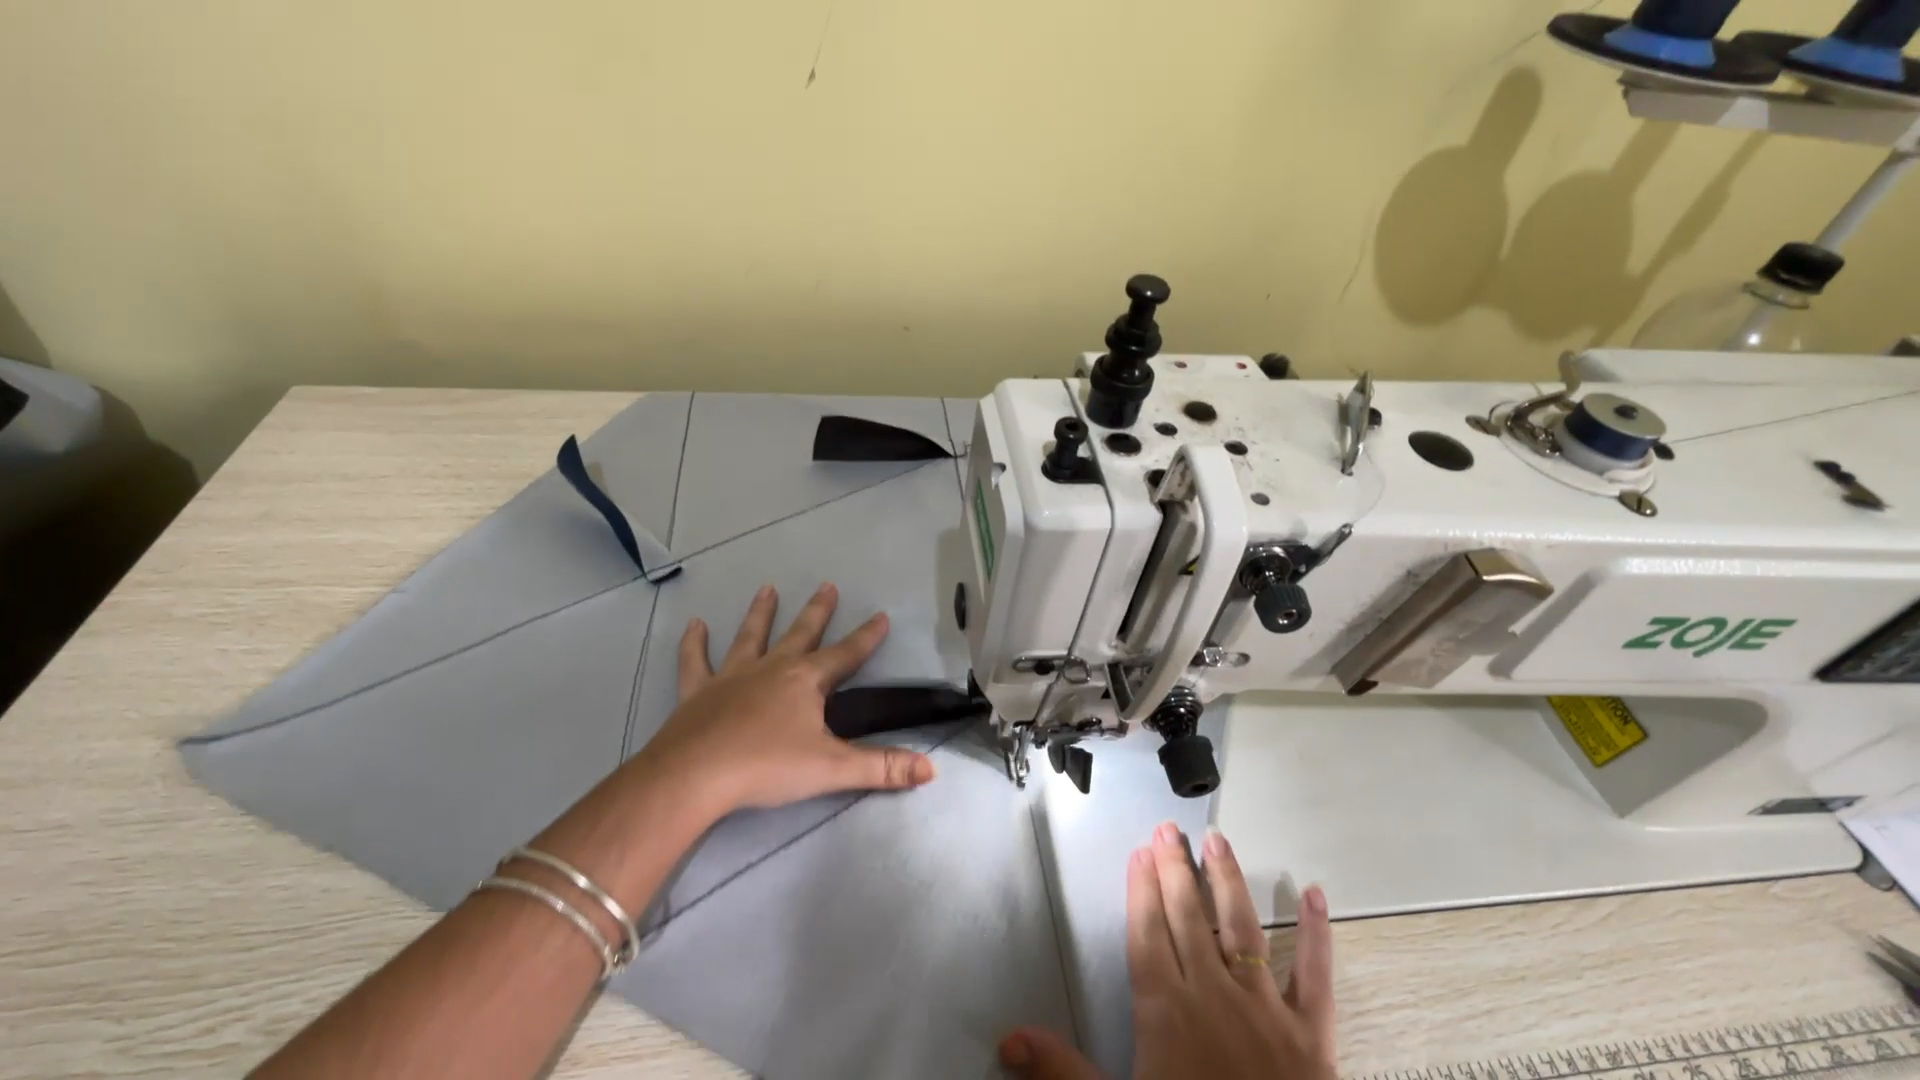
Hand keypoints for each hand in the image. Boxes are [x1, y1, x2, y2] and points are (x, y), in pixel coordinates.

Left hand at [642, 582, 937, 814]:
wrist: (695, 775)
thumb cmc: (767, 767)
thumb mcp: (833, 769)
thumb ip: (882, 768)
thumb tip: (931, 769)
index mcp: (805, 681)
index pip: (846, 654)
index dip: (867, 637)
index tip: (882, 615)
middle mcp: (771, 668)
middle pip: (800, 633)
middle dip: (818, 611)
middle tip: (828, 584)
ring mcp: (731, 676)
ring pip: (750, 636)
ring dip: (761, 613)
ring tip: (768, 588)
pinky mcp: (697, 692)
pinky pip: (695, 661)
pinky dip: (694, 642)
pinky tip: (694, 624)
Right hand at [997, 823, 1336, 1079]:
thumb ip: (1063, 1069)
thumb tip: (1009, 1038)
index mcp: (1165, 1011)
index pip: (1147, 935)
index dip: (1141, 892)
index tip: (1139, 854)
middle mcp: (1212, 996)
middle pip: (1188, 918)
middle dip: (1175, 870)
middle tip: (1168, 830)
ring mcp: (1264, 1009)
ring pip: (1242, 929)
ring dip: (1228, 881)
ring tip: (1218, 841)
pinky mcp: (1311, 1032)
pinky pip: (1315, 974)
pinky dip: (1317, 933)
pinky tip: (1315, 893)